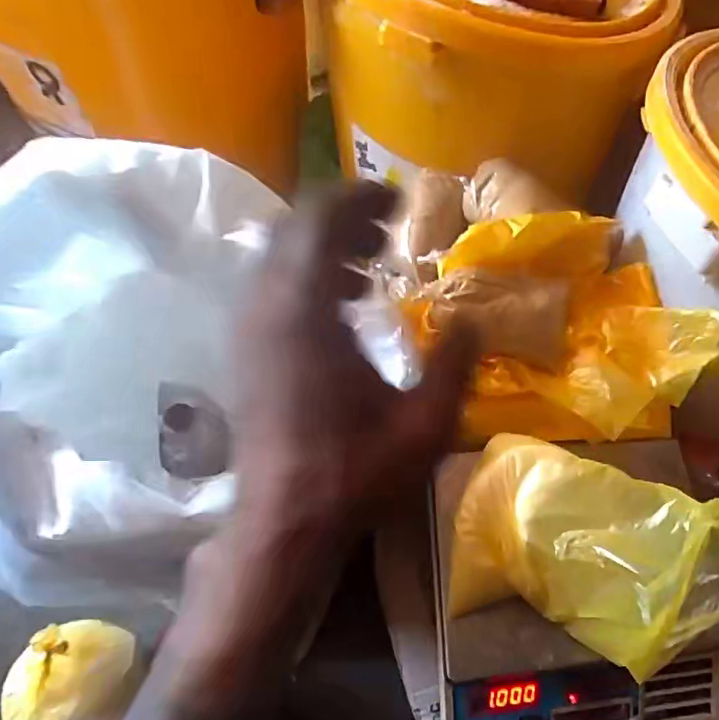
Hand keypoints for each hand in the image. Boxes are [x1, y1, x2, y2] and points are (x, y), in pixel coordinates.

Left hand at [231, 181, 475, 548]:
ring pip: (276, 259)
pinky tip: (340, 312)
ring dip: (321, 251)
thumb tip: (473, 321)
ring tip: (368, 271)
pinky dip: (304, 280)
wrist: (285, 520)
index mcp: (308, 313)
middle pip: (293, 230)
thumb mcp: (425, 423)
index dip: (359, 199)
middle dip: (341, 220)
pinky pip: (269, 290)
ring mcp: (248, 332)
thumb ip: (453, 364)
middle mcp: (267, 310)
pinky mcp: (245, 354)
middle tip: (386, 234)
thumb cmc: (355, 472)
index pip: (321, 222)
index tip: (396, 201)